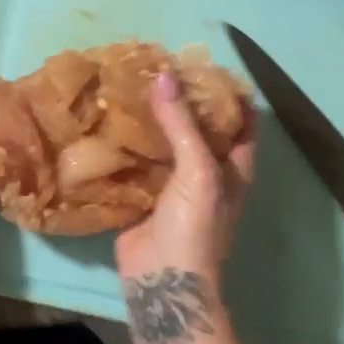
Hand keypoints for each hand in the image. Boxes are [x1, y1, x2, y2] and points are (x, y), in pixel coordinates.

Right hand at [115, 72, 256, 279]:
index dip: (227, 93)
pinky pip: (133, 164)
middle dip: (178, 102)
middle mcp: (204, 173)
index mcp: (232, 167)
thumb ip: (181, 124)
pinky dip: (122, 146)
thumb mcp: (197, 170)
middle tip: (153, 70)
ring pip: (162, 145)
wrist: (162, 279)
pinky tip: (104, 124)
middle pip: (196, 129)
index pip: (239, 121)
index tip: (201, 65)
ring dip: (147, 122)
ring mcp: (171, 186)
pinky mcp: (141, 197)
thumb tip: (163, 75)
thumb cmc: (194, 226)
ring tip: (124, 89)